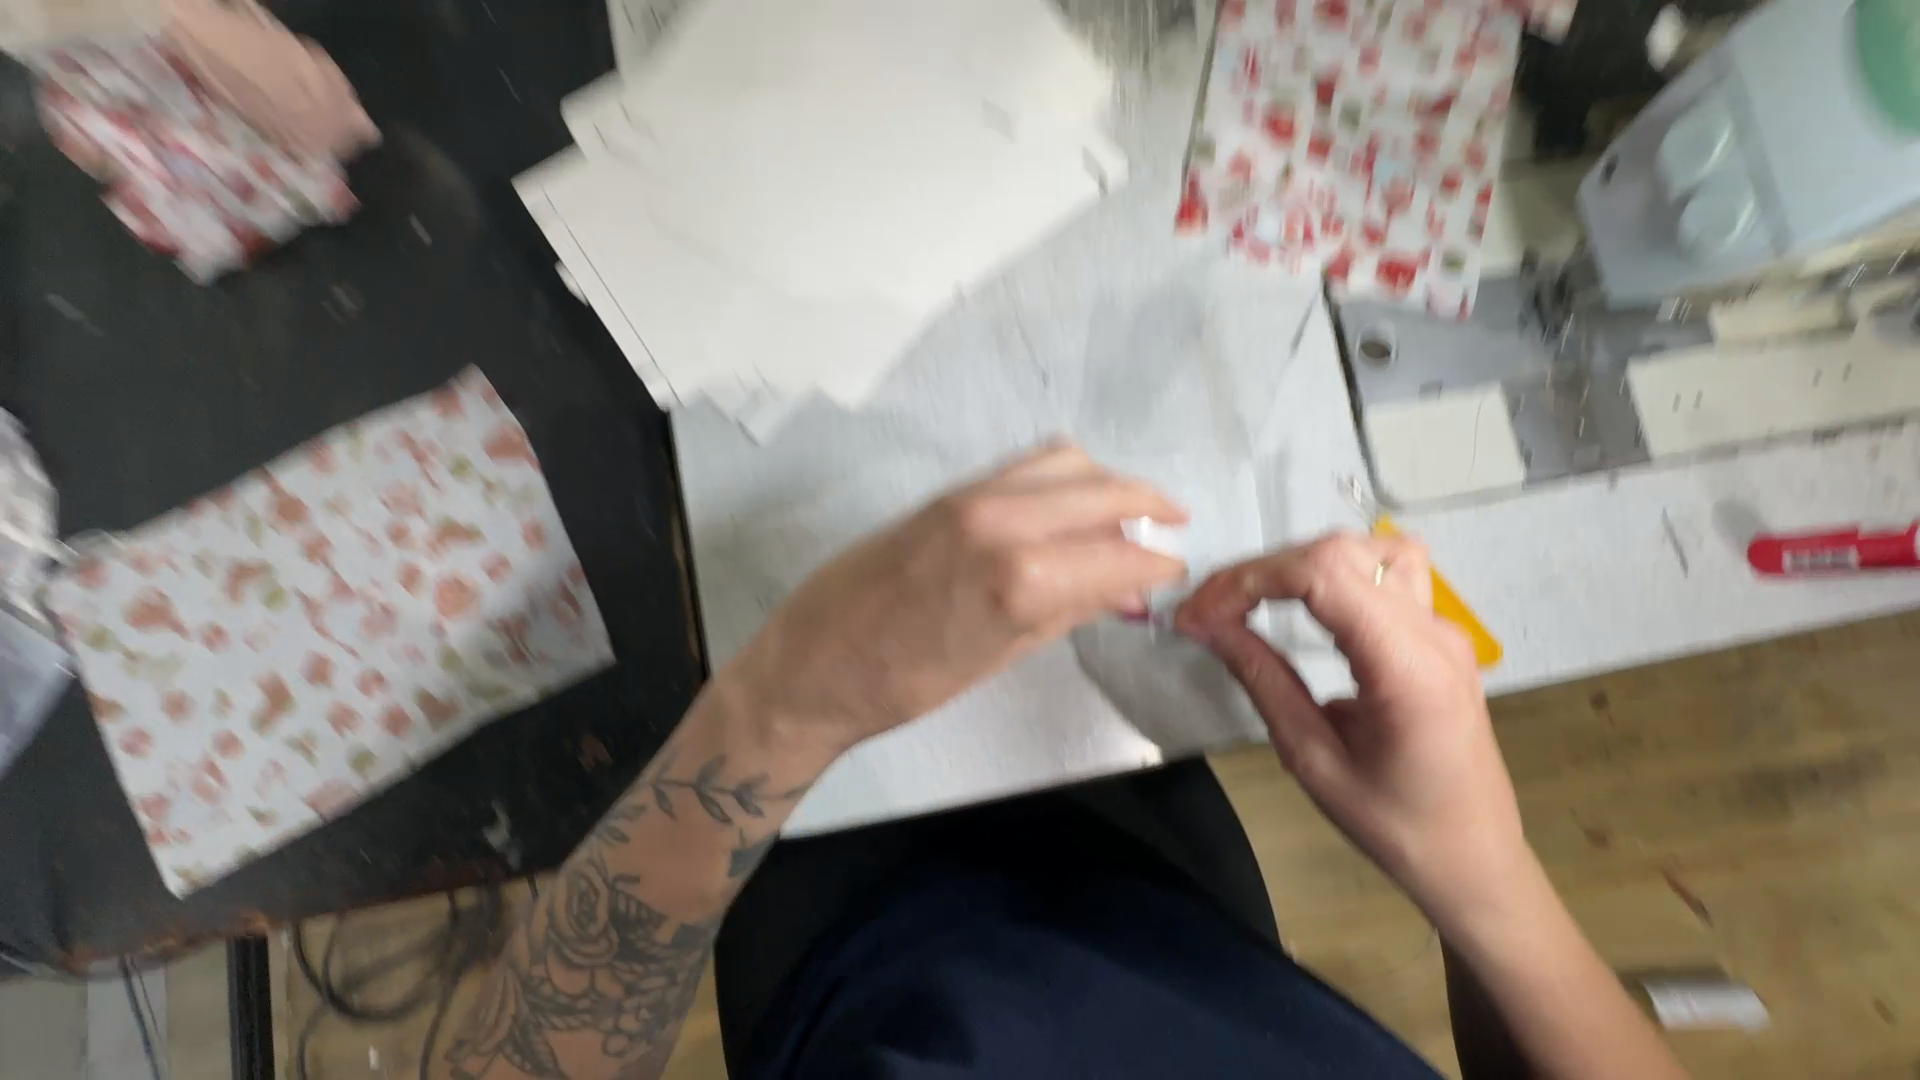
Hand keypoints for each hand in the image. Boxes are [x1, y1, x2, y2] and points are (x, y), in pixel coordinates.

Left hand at [727, 442, 1186, 756]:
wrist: (811, 665)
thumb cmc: (905, 686)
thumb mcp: (999, 659)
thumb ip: (1069, 612)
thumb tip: (1126, 590)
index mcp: (1020, 578)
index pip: (1118, 553)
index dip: (1157, 561)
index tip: (1175, 568)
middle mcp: (1000, 520)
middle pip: (1100, 488)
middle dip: (1148, 502)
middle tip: (1172, 523)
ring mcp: (968, 497)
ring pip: (1062, 461)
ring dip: (1104, 479)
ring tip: (1124, 510)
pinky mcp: (945, 492)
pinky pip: (1021, 466)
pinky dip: (1059, 476)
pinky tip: (1067, 504)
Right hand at [1174, 532, 1534, 928]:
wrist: (1474, 861)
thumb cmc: (1394, 825)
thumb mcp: (1312, 758)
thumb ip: (1261, 679)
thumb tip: (1207, 625)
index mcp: (1408, 668)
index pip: (1324, 575)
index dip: (1249, 580)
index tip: (1198, 615)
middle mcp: (1433, 632)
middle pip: (1339, 553)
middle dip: (1260, 572)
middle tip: (1209, 613)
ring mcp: (1442, 628)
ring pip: (1366, 550)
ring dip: (1298, 564)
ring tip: (1254, 601)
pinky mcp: (1438, 634)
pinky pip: (1385, 572)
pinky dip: (1333, 571)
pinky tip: (1307, 602)